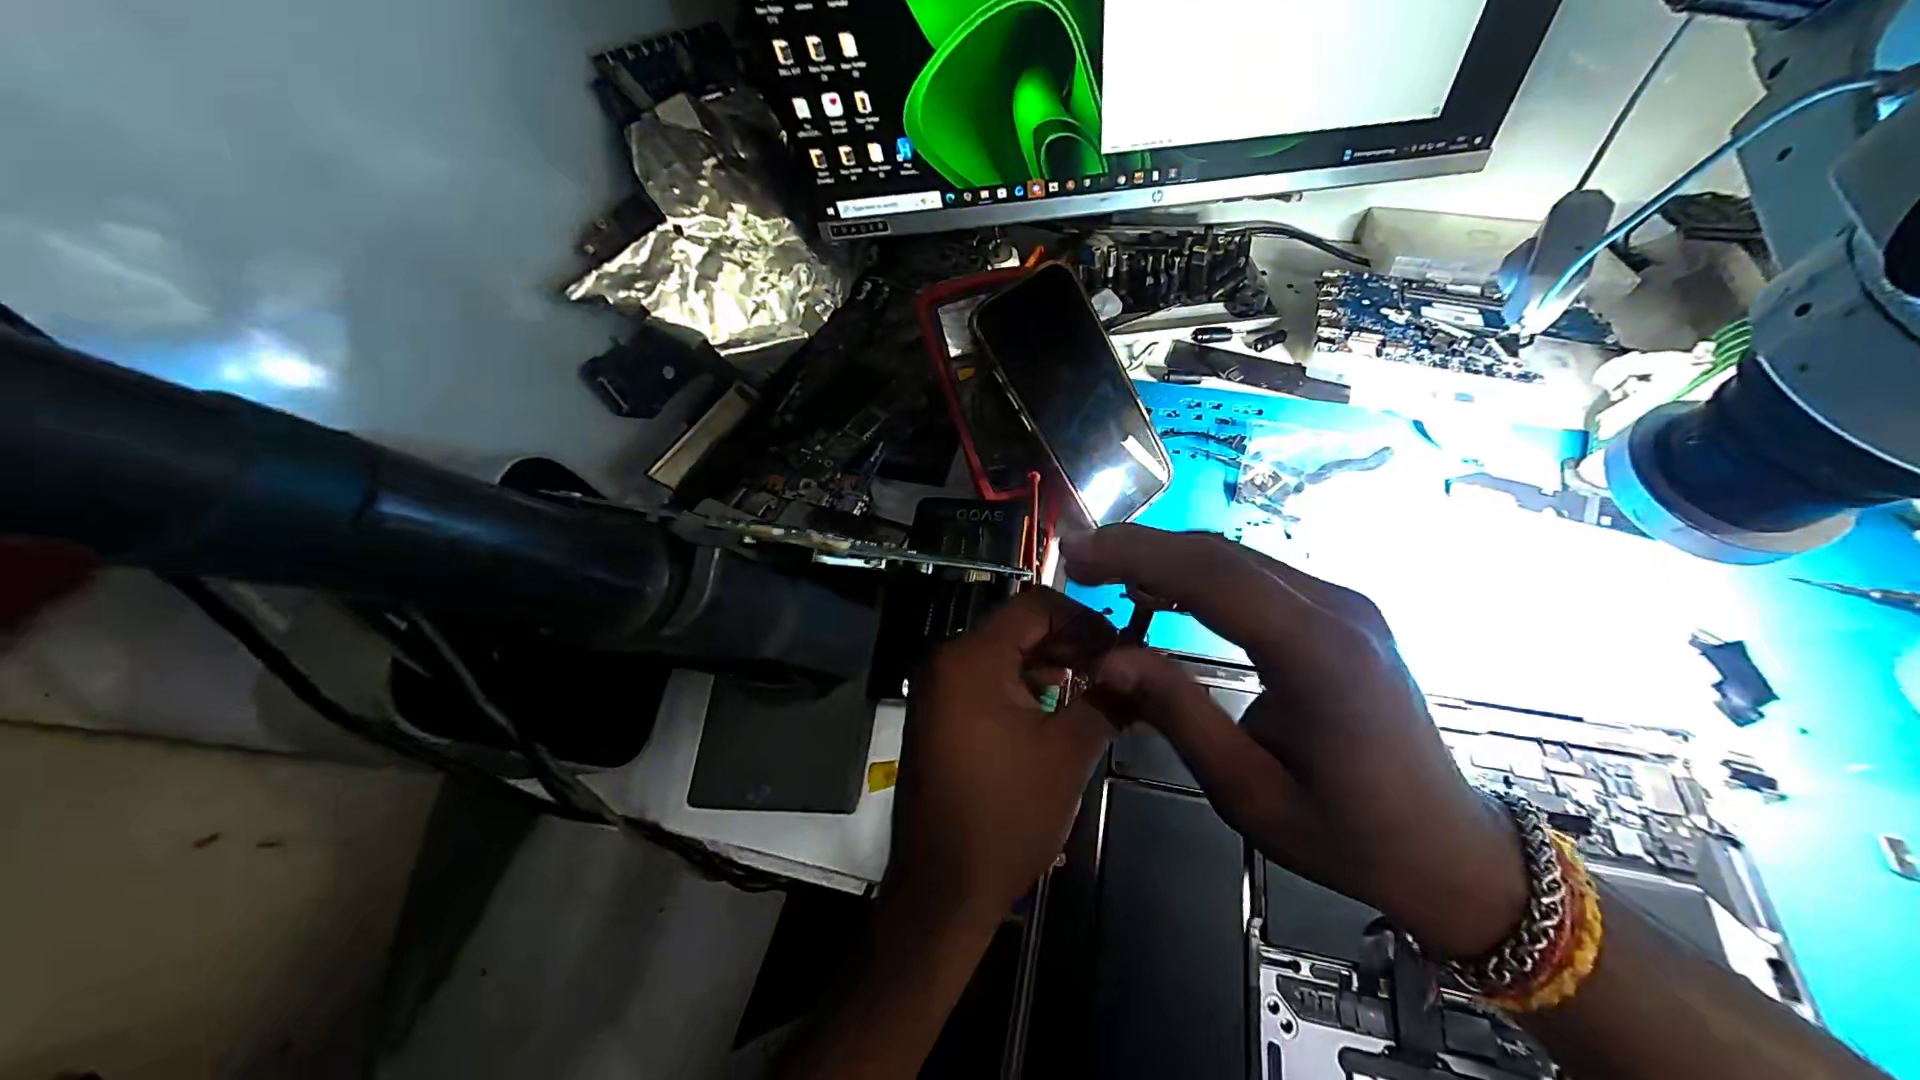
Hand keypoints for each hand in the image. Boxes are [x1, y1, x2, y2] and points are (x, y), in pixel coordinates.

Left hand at [889, 587, 1117, 917]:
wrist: (945, 887)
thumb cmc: (1007, 815)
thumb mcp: (1067, 752)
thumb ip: (1108, 702)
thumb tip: (1145, 674)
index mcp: (971, 660)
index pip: (1033, 607)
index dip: (1083, 618)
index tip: (1120, 644)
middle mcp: (946, 664)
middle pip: (1017, 630)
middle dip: (1069, 644)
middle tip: (1115, 669)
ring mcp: (938, 692)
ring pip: (1004, 658)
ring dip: (1050, 667)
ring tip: (1095, 690)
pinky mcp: (940, 718)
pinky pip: (987, 685)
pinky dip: (1024, 688)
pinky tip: (1058, 710)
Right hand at [1064, 525, 1526, 957]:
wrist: (1448, 846)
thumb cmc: (1347, 834)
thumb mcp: (1247, 791)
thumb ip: (1177, 713)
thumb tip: (1108, 658)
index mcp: (1320, 657)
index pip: (1214, 578)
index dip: (1138, 555)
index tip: (1077, 555)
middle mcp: (1338, 611)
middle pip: (1222, 555)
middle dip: (1141, 546)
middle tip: (1078, 556)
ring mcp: (1344, 604)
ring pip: (1237, 557)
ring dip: (1166, 554)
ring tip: (1104, 566)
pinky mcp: (1340, 611)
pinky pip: (1256, 576)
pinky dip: (1197, 573)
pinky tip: (1159, 586)